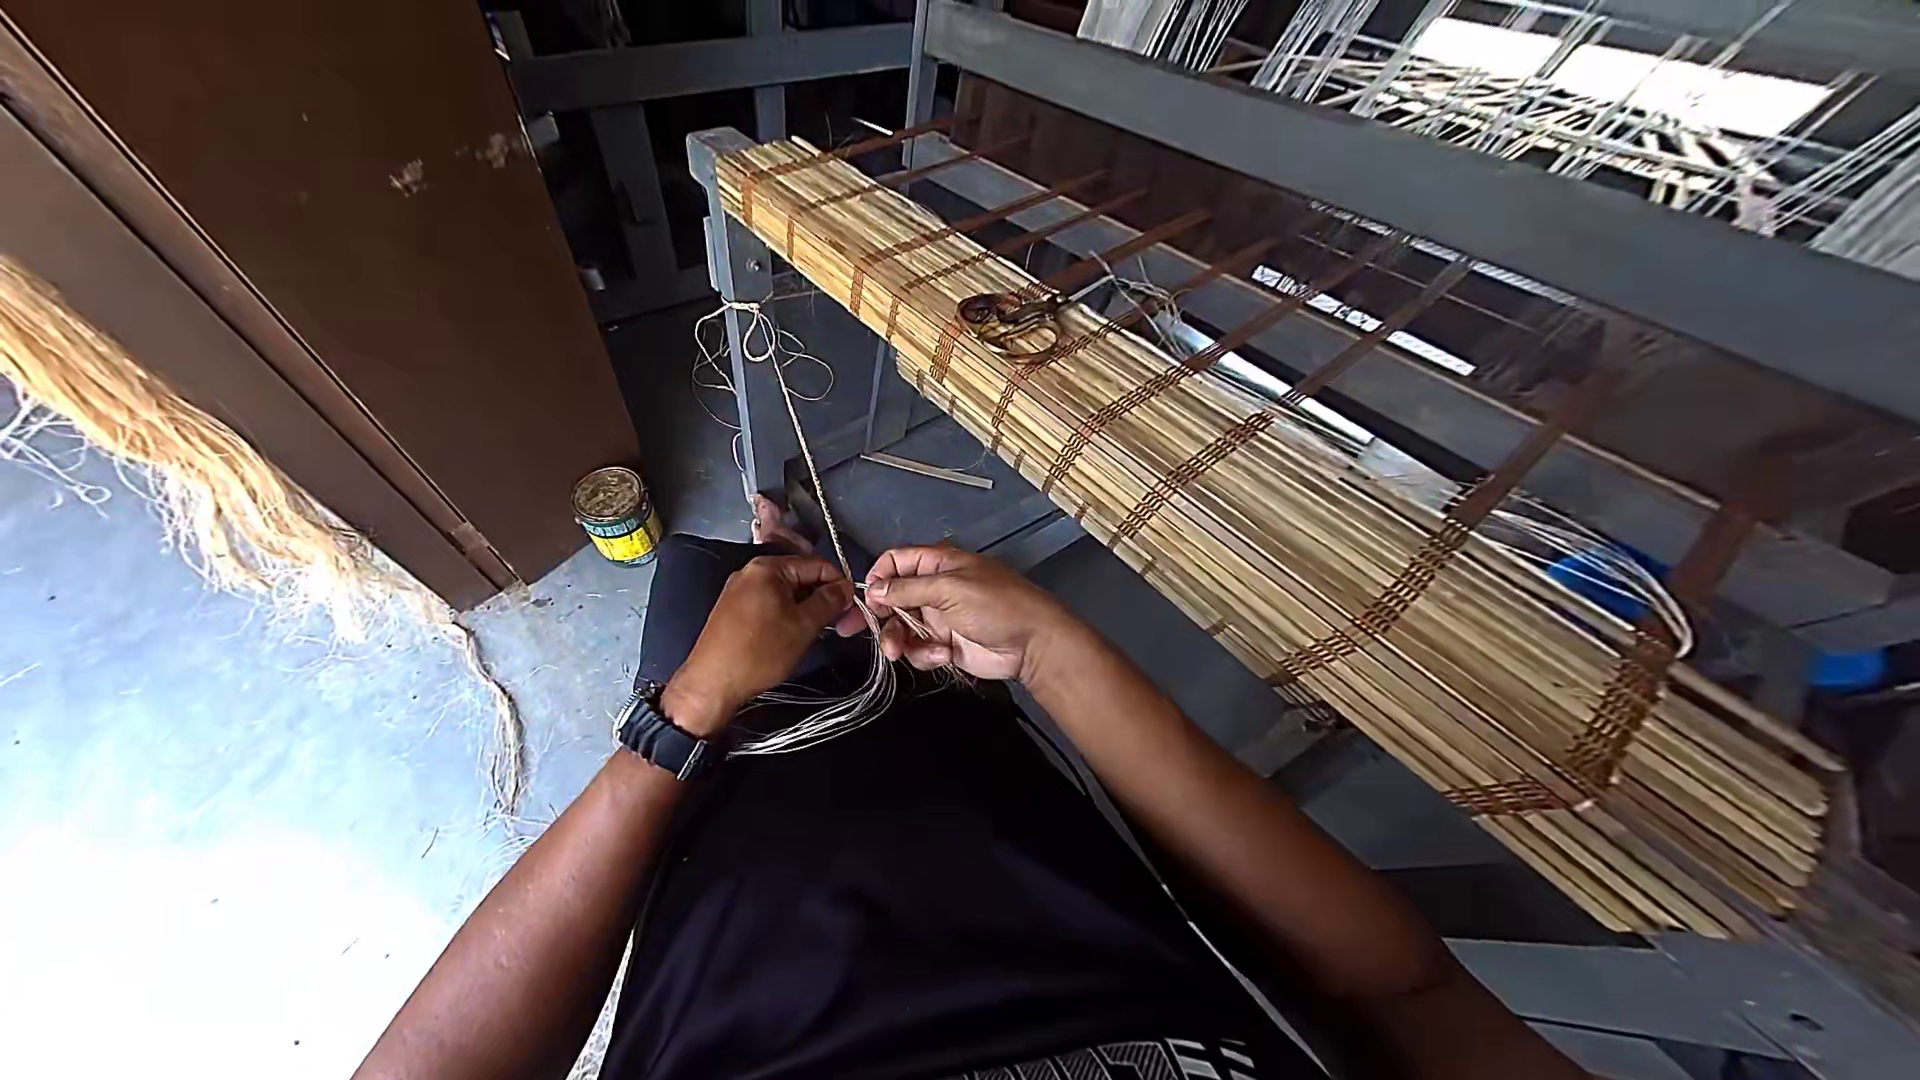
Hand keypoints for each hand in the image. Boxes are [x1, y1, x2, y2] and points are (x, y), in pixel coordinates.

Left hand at [665, 555, 853, 733]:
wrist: (711, 684)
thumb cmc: (760, 652)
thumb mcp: (803, 625)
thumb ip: (829, 601)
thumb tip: (846, 587)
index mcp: (768, 567)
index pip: (818, 564)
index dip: (839, 585)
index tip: (851, 609)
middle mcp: (751, 571)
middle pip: (801, 576)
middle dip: (822, 598)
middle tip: (836, 624)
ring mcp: (740, 589)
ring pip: (787, 592)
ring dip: (805, 608)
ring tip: (814, 633)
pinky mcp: (734, 608)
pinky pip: (771, 602)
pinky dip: (787, 614)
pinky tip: (792, 635)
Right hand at [861, 545, 1085, 683]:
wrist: (1032, 644)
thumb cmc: (996, 605)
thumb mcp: (950, 589)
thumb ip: (908, 589)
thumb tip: (874, 590)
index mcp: (937, 565)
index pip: (896, 561)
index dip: (878, 576)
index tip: (867, 597)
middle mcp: (934, 589)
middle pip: (892, 599)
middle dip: (880, 617)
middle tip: (864, 631)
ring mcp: (938, 618)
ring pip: (901, 628)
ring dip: (898, 641)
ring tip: (899, 652)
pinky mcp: (944, 644)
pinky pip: (919, 649)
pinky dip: (925, 654)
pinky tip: (944, 655)